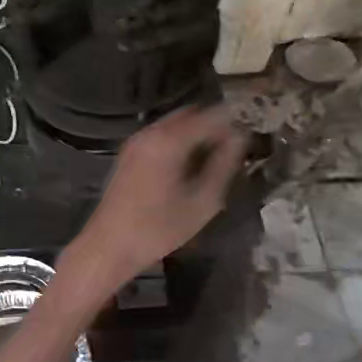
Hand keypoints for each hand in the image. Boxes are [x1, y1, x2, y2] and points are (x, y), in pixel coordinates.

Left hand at [56, 105, 248, 301]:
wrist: (108, 247)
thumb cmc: (157, 230)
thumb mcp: (202, 203)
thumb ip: (224, 166)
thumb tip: (241, 139)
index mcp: (169, 141)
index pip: (213, 115)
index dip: (237, 120)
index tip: (254, 133)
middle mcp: (150, 132)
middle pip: (192, 114)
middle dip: (216, 124)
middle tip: (237, 145)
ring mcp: (135, 142)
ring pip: (175, 124)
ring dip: (198, 133)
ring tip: (218, 156)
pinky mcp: (128, 154)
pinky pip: (161, 136)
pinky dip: (180, 141)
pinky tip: (191, 164)